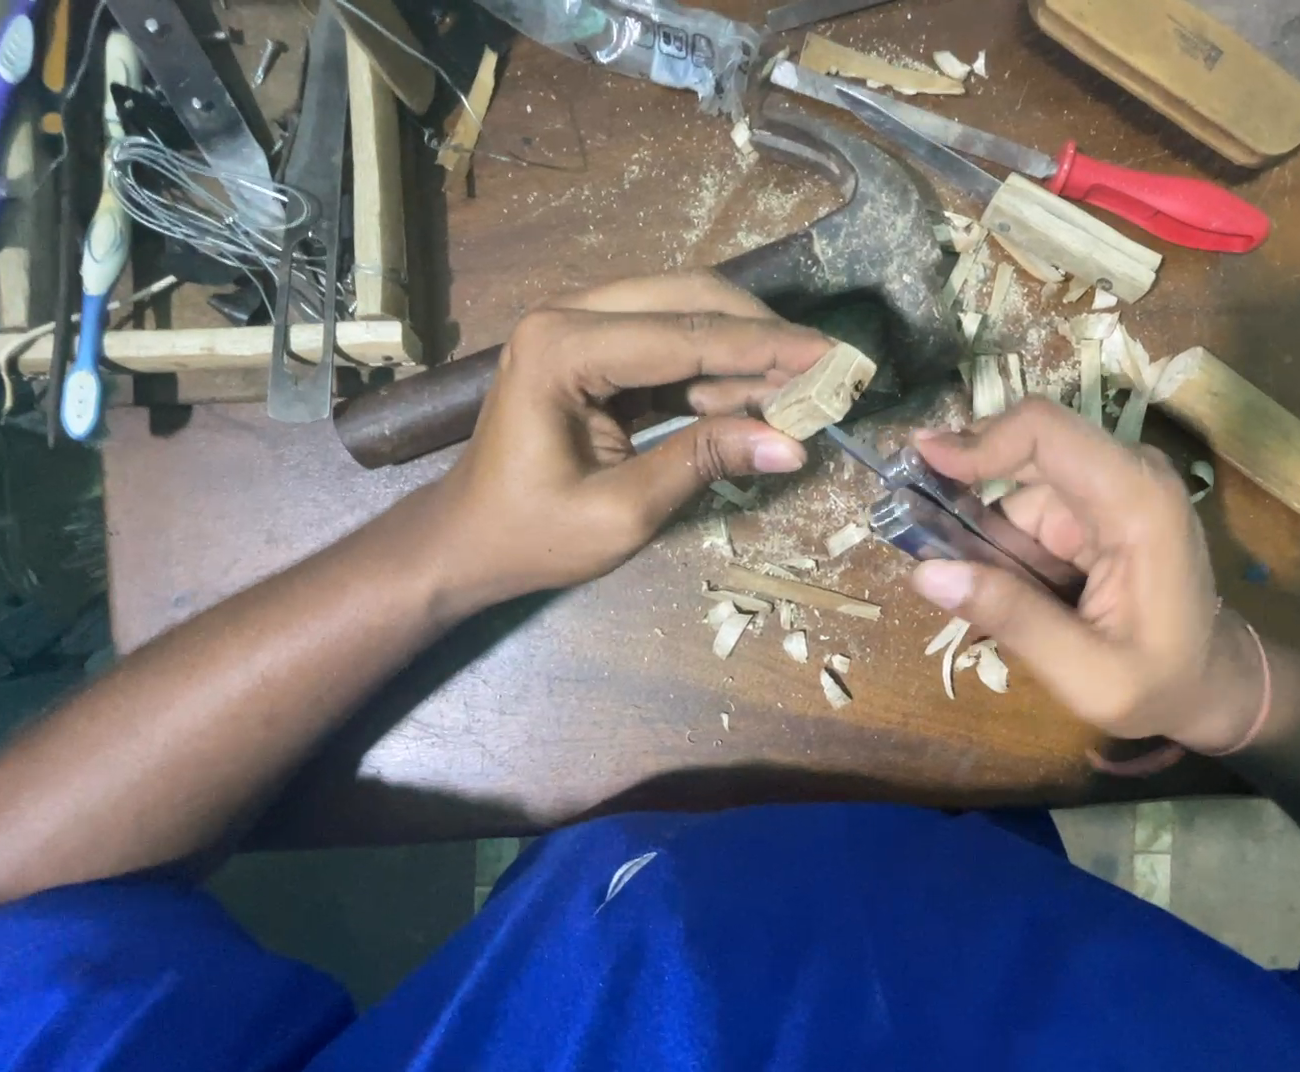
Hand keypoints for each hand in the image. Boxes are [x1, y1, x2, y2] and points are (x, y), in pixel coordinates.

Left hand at [424, 273, 831, 615]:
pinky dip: (715, 373)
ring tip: (802, 387)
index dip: (766, 348)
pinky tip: (756, 398)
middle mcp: (569, 317)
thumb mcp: (622, 511)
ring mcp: (580, 329)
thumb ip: (703, 464)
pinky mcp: (594, 354)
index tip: (831, 358)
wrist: (467, 543)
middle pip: (689, 300)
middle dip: (762, 335)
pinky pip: (669, 349)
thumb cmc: (531, 536)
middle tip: (825, 366)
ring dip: (743, 351)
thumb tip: (793, 444)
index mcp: (562, 348)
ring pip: (684, 316)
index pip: (686, 335)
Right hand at [907, 399, 1261, 752]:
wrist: (1210, 685)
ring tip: (967, 590)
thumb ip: (1011, 618)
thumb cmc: (1161, 684)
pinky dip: (995, 544)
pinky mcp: (1088, 510)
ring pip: (1011, 486)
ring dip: (976, 530)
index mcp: (1136, 501)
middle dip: (961, 481)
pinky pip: (1021, 510)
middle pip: (1022, 445)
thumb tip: (924, 573)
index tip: (919, 464)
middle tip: (911, 525)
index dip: (978, 441)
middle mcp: (1123, 478)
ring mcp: (1106, 490)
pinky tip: (993, 587)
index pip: (1046, 432)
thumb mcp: (1086, 672)